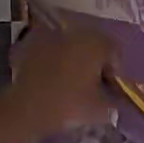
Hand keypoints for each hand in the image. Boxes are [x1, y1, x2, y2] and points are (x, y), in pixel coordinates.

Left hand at [2, 24, 119, 139]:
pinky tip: (56, 79)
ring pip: (71, 45)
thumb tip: (116, 94)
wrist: (28, 107)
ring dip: (76, 59)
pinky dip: (58, 61)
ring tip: (76, 82)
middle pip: (91, 43)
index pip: (113, 49)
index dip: (115, 68)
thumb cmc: (69, 105)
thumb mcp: (103, 108)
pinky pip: (52, 50)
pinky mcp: (32, 45)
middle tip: (96, 83)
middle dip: (96, 61)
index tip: (113, 87)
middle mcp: (72, 34)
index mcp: (93, 43)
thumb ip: (115, 98)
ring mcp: (50, 37)